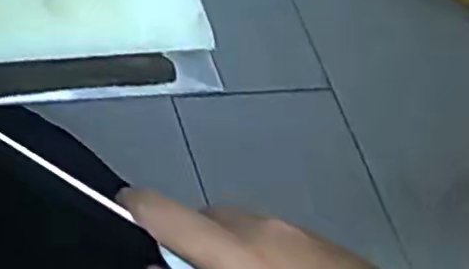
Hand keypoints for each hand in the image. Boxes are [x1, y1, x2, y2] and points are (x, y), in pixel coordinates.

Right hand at [120, 188, 377, 268]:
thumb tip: (154, 262)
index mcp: (234, 248)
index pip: (153, 206)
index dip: (131, 215)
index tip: (126, 232)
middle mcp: (261, 227)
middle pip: (202, 219)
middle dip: (199, 249)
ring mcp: (306, 235)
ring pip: (246, 232)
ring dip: (239, 256)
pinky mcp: (343, 250)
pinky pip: (286, 245)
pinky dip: (277, 263)